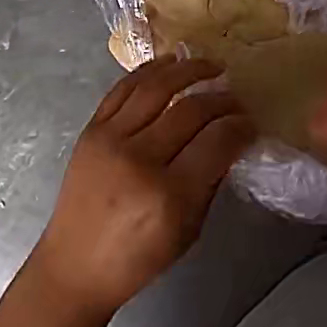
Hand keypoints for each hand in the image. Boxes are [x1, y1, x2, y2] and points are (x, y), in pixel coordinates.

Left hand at [28, 56, 257, 317]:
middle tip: (236, 97)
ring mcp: (110, 139)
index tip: (251, 121)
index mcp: (169, 194)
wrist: (75, 262)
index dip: (240, 126)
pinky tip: (168, 64)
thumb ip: (209, 182)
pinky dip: (147, 72)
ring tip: (208, 65)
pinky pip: (121, 90)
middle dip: (220, 99)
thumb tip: (229, 142)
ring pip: (154, 88)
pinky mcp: (91, 130)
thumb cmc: (137, 258)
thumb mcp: (188, 230)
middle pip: (189, 111)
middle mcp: (138, 158)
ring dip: (186, 71)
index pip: (216, 141)